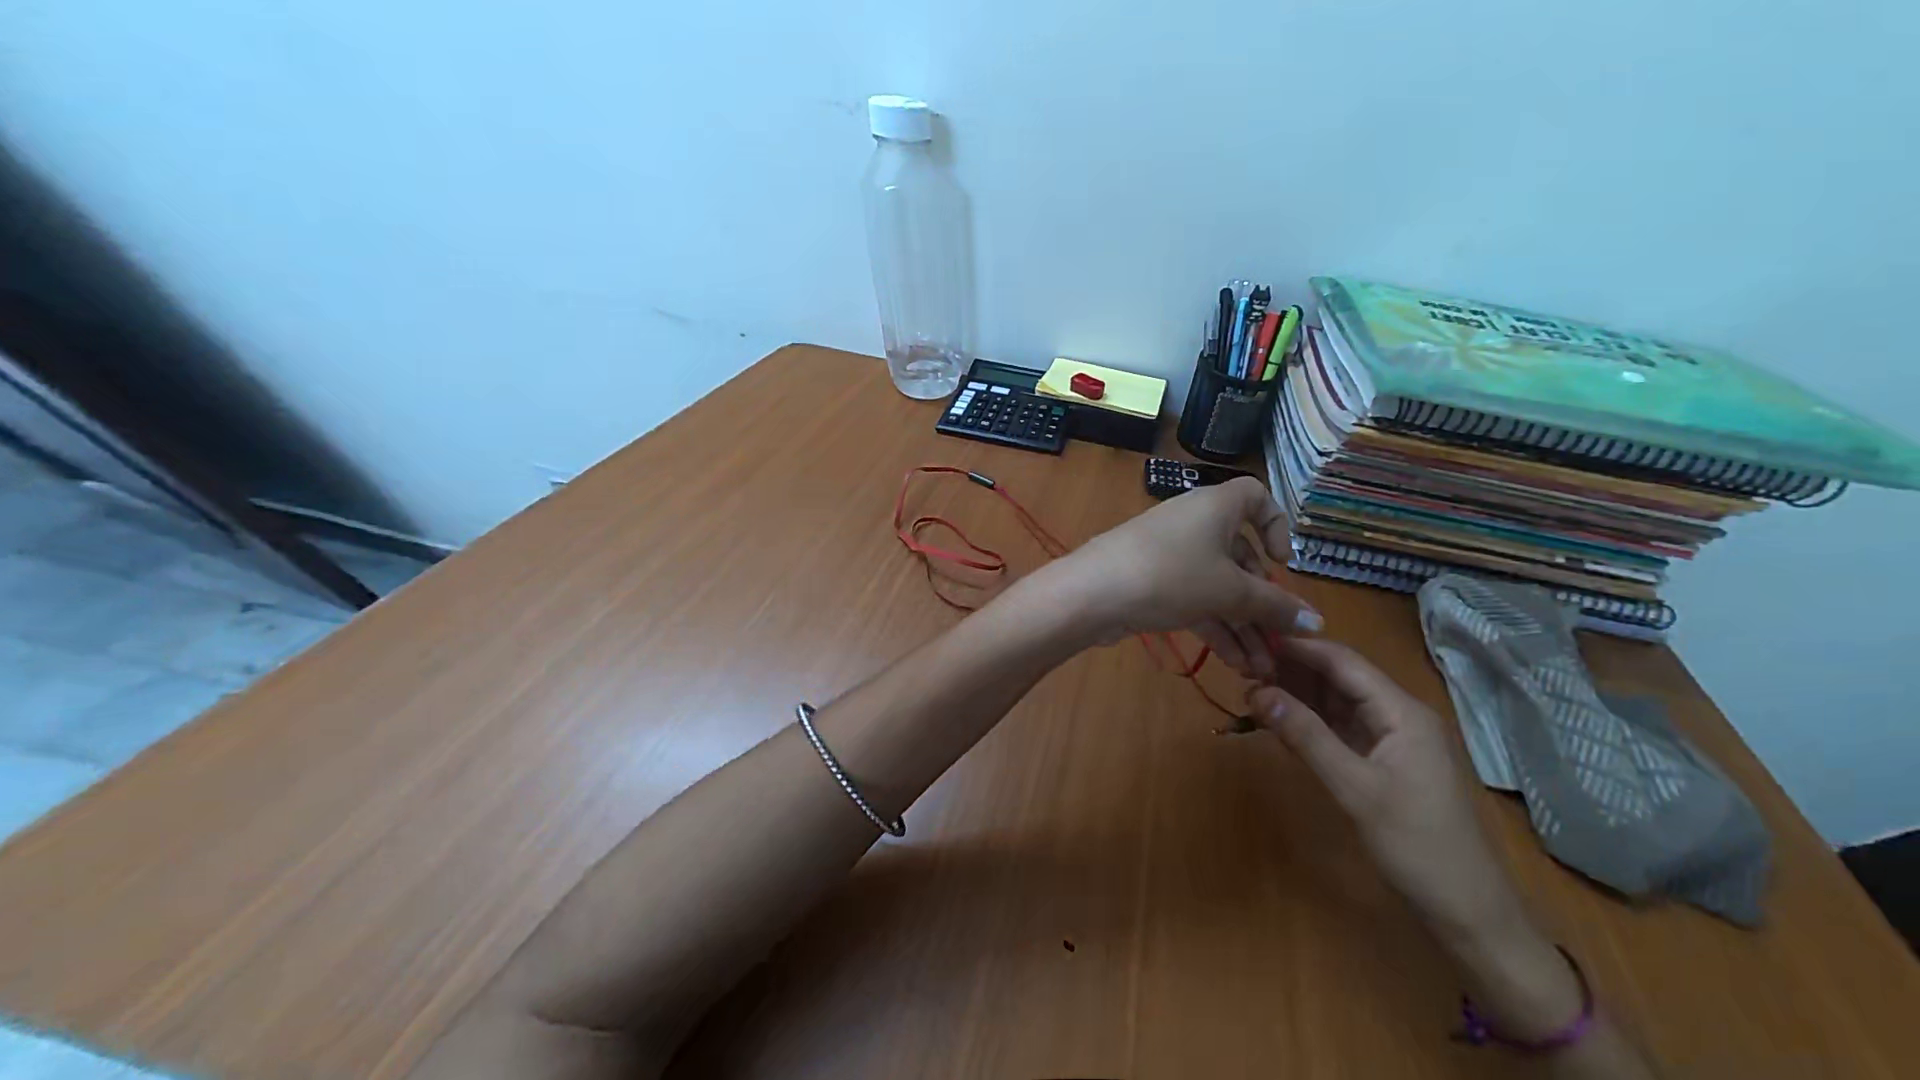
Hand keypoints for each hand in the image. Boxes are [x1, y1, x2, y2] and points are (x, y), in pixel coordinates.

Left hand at [1045, 477, 1320, 676]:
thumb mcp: (1229, 591)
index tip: (1282, 563)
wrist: (1091, 594)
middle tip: (1279, 641)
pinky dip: (1214, 627)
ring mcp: (1170, 554)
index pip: (1255, 496)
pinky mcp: (1152, 582)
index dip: (1276, 525)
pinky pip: (1194, 600)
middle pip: (1239, 556)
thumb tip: (1316, 622)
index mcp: (1216, 507)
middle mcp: (1194, 524)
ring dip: (1242, 626)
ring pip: (1217, 586)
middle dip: (1262, 602)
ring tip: (1262, 668)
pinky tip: (1234, 664)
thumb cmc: (1170, 575)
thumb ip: (1274, 606)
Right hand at [1252, 638, 1609, 1048]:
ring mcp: (1390, 739)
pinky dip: (1308, 721)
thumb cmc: (1417, 844)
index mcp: (1401, 712)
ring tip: (1249, 687)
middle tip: (1241, 666)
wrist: (1466, 909)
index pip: (1343, 662)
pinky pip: (1338, 728)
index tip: (1252, 638)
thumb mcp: (1354, 789)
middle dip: (1292, 669)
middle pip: (1338, 677)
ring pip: (1336, 702)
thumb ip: (1305, 736)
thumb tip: (1257, 692)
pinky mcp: (1381, 762)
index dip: (1297, 647)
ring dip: (1296, 694)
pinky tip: (1276, 718)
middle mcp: (1397, 715)